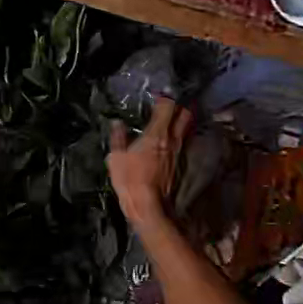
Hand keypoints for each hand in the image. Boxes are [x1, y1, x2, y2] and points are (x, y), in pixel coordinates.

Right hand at [109, 96, 192, 232]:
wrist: (149, 206)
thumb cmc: (130, 180)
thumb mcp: (116, 158)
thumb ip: (118, 138)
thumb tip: (117, 124)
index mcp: (156, 134)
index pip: (167, 107)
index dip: (164, 98)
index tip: (156, 97)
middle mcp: (173, 140)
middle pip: (185, 115)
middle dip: (179, 107)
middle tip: (169, 106)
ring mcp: (180, 153)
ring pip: (186, 129)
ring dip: (181, 123)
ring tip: (169, 122)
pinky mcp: (182, 165)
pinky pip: (183, 144)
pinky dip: (179, 139)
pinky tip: (169, 143)